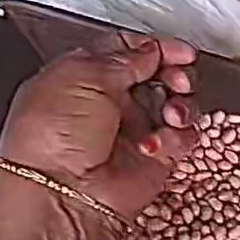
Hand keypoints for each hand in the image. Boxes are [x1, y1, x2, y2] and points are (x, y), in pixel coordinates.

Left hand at [0, 32, 200, 218]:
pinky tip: (159, 144)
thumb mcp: (83, 76)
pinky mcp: (159, 156)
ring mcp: (138, 130)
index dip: (158, 49)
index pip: (131, 51)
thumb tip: (151, 49)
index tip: (182, 52)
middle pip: (161, 77)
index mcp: (88, 74)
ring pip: (178, 106)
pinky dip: (180, 137)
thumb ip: (125, 58)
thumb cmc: (54, 135)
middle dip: (176, 76)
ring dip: (181, 106)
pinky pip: (185, 138)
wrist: (67, 190)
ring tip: (172, 115)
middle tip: (178, 82)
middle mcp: (115, 101)